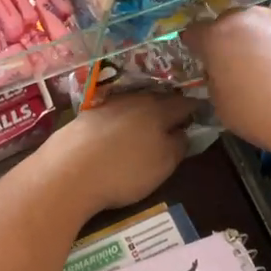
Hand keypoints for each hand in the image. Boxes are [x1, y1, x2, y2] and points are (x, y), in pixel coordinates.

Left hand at [33, 93, 194, 216]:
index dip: (195, 108)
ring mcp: (107, 105)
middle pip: (158, 98)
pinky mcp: (86, 115)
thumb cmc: (123, 171)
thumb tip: (183, 132)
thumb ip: (178, 145)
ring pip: (134, 103)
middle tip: (177, 118)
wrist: (68, 171)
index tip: (202, 113)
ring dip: (144, 110)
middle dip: (169, 106)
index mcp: (157, 109)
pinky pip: (113, 112)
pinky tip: (118, 131)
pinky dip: (121, 118)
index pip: (184, 103)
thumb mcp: (162, 165)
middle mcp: (133, 100)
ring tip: (148, 125)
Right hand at [182, 6, 270, 160]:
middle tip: (237, 69)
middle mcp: (249, 18)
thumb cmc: (267, 117)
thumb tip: (221, 70)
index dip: (195, 47)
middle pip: (228, 22)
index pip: (194, 32)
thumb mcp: (223, 107)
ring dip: (257, 41)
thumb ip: (215, 80)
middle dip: (228, 40)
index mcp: (219, 35)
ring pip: (259, 25)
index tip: (202, 63)